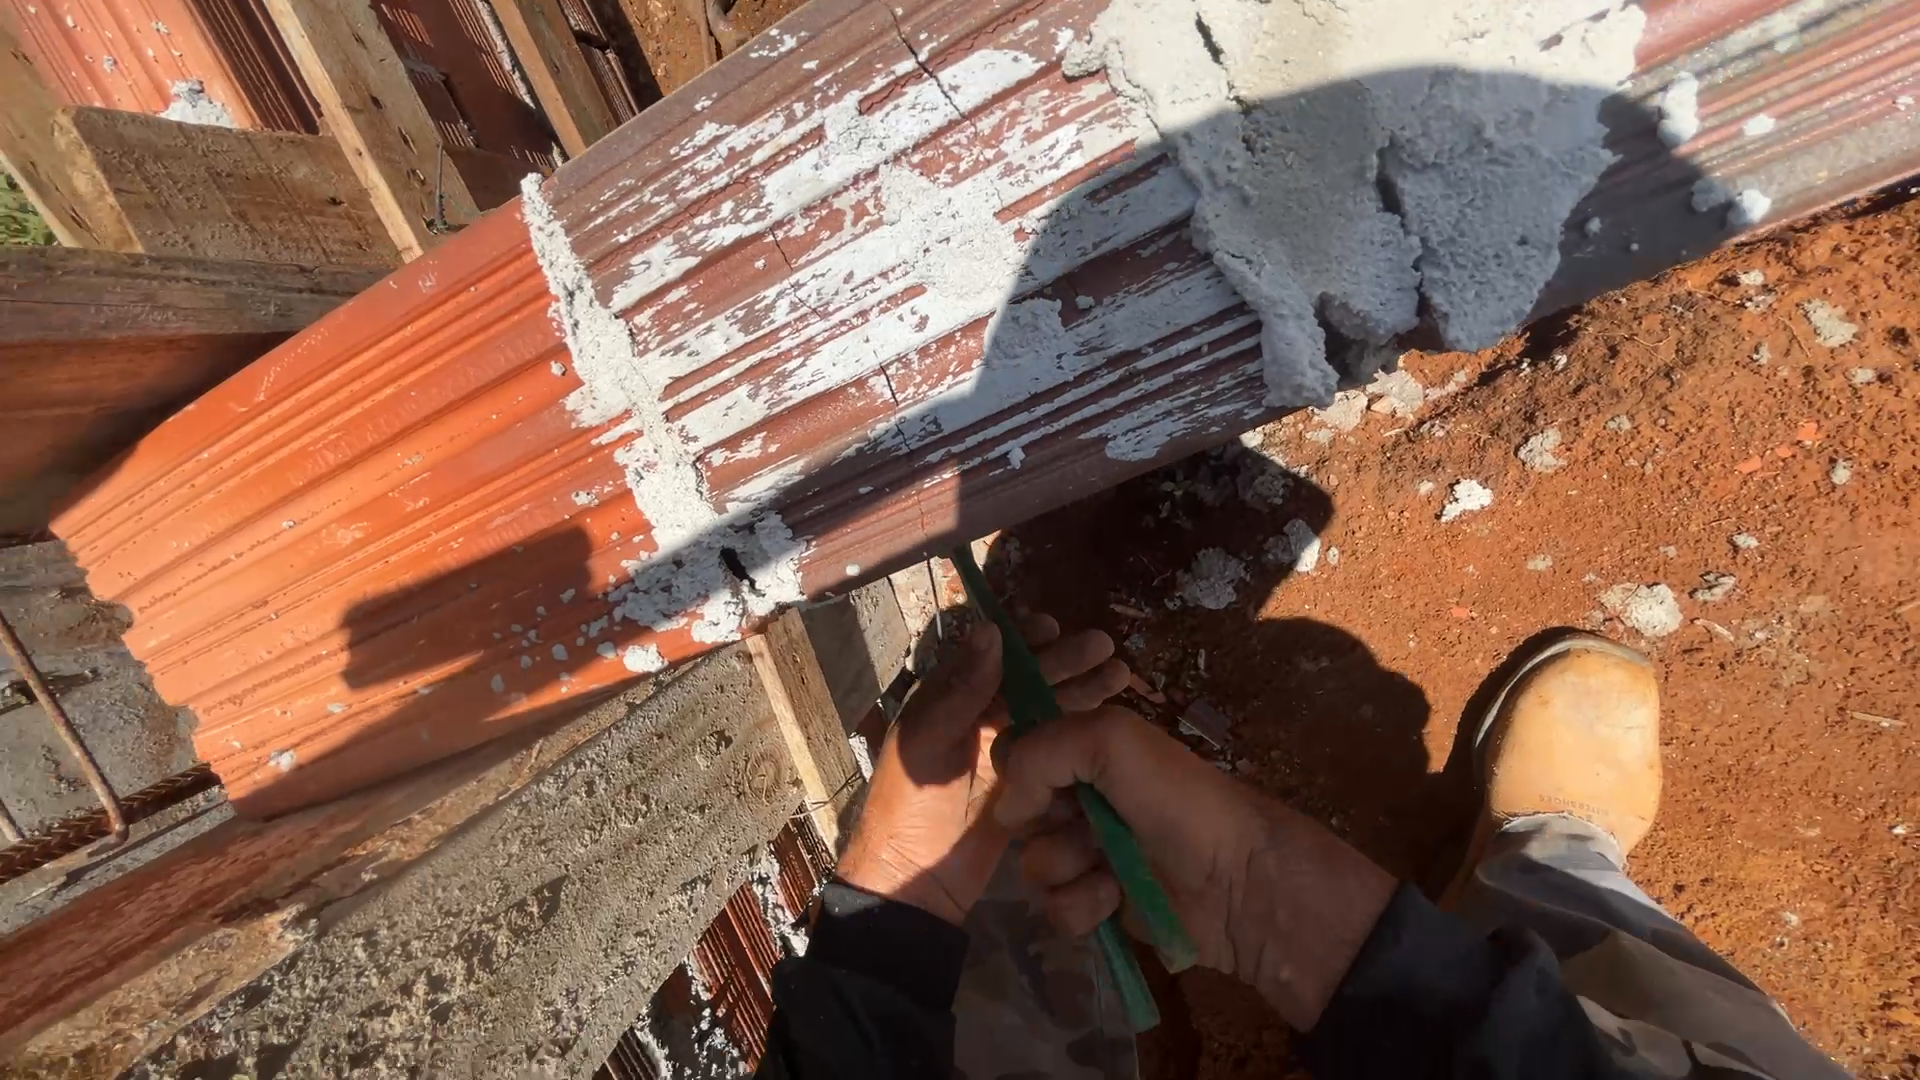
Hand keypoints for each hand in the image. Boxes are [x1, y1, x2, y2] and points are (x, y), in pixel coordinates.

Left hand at [835, 613, 1130, 924]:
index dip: (1022, 638)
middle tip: (1104, 646)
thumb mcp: (928, 742)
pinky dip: (1082, 730)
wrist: (917, 881)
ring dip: (1082, 691)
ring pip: (1049, 709)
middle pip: (1029, 680)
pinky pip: (1058, 746)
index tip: (1052, 626)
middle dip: (1066, 661)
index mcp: (950, 700)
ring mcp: (1006, 750)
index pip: (991, 656)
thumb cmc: (911, 805)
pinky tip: (1110, 718)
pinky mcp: (1027, 781)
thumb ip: (961, 689)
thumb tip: (991, 628)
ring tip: (1120, 675)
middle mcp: (979, 717)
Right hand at [992, 706, 1396, 1030]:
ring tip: (1106, 864)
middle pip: (1017, 812)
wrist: (1238, 879)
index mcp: (1084, 748)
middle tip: (1083, 822)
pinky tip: (1113, 898)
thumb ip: (1041, 752)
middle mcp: (1081, 795)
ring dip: (1066, 865)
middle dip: (1045, 821)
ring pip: (1033, 862)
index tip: (1039, 782)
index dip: (1019, 770)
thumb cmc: (1175, 797)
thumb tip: (1007, 809)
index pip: (1018, 752)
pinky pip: (1054, 907)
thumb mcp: (1110, 740)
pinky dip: (1081, 904)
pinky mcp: (1097, 901)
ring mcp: (1088, 850)